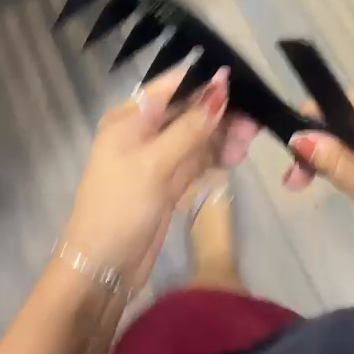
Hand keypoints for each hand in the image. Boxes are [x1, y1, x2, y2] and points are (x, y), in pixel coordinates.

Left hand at [59, 66, 259, 281]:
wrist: (102, 272)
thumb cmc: (121, 207)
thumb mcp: (156, 163)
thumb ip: (191, 125)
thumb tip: (222, 83)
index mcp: (131, 116)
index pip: (174, 85)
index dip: (206, 82)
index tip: (242, 84)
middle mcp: (144, 130)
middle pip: (190, 109)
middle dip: (220, 113)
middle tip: (251, 125)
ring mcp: (158, 157)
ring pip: (198, 134)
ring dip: (223, 135)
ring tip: (246, 145)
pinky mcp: (169, 181)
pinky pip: (198, 158)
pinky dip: (216, 156)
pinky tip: (235, 158)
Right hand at [285, 94, 353, 272]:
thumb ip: (336, 163)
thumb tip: (297, 137)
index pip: (340, 101)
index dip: (310, 119)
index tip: (288, 152)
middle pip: (344, 117)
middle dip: (316, 143)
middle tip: (293, 181)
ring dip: (330, 155)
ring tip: (304, 184)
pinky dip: (349, 160)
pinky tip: (337, 181)